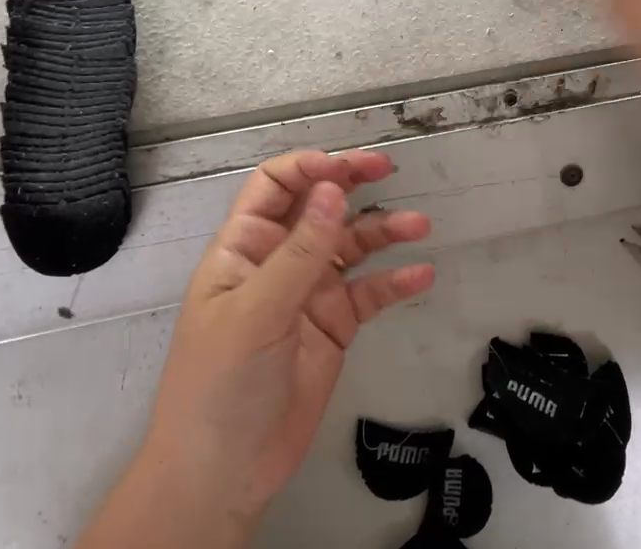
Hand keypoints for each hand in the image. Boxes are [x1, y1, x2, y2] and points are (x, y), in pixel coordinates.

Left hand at [84, 150, 433, 548]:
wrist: (223, 472)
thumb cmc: (220, 383)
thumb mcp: (256, 312)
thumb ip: (300, 252)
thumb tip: (334, 188)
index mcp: (244, 247)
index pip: (274, 186)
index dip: (307, 168)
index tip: (345, 168)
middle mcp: (278, 260)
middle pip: (318, 205)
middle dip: (351, 182)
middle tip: (388, 168)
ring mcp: (309, 293)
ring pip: (351, 246)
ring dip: (384, 231)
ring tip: (419, 226)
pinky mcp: (335, 326)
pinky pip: (370, 292)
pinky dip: (395, 282)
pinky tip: (421, 276)